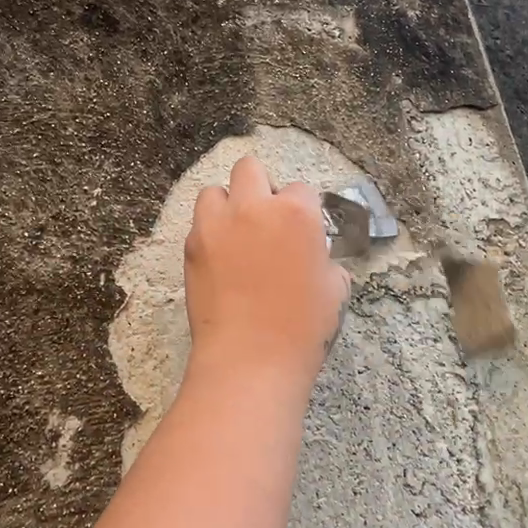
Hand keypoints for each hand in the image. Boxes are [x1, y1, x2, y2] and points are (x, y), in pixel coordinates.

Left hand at [183, 156, 350, 392]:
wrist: (250, 359)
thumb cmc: (302, 329)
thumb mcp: (335, 289)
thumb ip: (325, 260)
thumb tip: (315, 258)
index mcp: (296, 213)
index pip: (300, 190)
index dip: (302, 211)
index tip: (299, 233)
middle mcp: (254, 208)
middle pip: (249, 169)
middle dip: (258, 187)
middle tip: (264, 219)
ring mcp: (217, 224)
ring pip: (214, 191)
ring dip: (226, 206)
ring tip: (235, 235)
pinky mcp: (191, 246)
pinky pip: (199, 225)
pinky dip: (209, 234)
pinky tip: (220, 261)